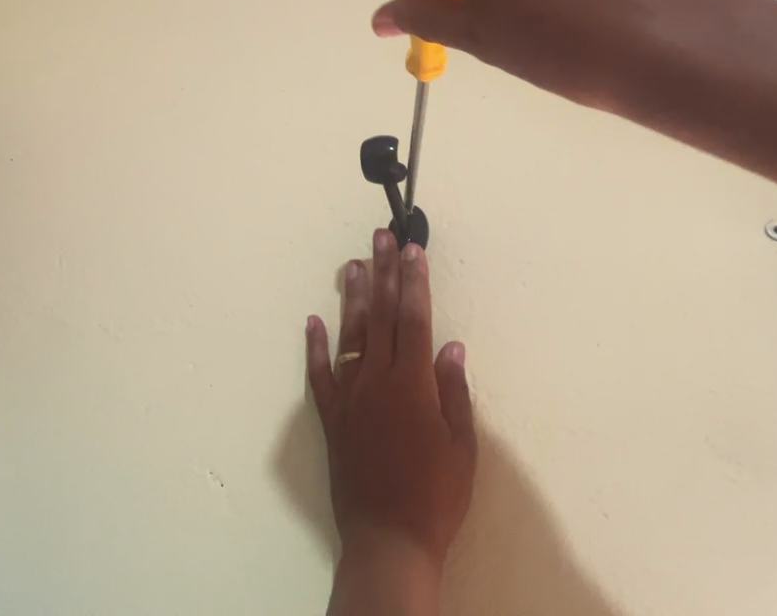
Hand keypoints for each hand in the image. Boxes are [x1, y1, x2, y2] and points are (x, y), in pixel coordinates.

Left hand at [307, 230, 474, 613]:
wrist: (388, 539)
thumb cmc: (436, 496)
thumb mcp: (462, 447)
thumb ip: (454, 390)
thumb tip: (452, 344)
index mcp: (413, 384)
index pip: (415, 319)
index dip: (415, 281)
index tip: (413, 249)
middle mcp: (377, 379)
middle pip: (383, 315)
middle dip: (384, 272)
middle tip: (382, 237)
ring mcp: (349, 395)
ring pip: (351, 335)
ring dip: (354, 297)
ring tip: (355, 263)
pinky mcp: (330, 415)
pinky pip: (320, 373)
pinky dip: (316, 345)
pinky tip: (313, 320)